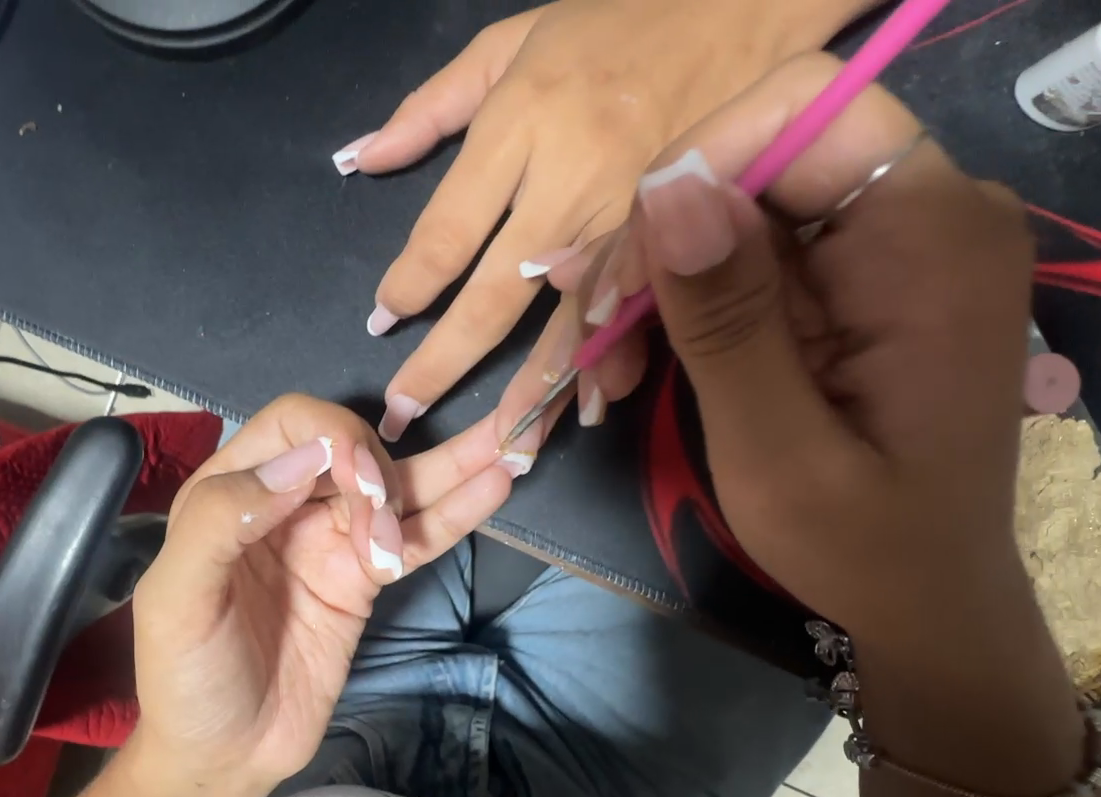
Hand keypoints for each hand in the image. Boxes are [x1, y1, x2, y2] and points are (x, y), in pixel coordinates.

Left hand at [130, 395, 520, 792]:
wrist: (225, 753)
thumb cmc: (185, 678)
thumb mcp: (177, 599)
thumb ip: (221, 520)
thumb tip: (304, 462)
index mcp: (230, 491)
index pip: (291, 427)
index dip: (329, 438)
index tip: (352, 484)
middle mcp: (286, 503)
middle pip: (351, 447)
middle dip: (378, 469)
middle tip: (383, 518)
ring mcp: (331, 540)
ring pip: (396, 487)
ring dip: (449, 464)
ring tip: (509, 440)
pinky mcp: (365, 578)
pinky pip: (415, 537)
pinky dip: (456, 511)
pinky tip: (496, 483)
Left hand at [336, 0, 867, 441]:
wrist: (740, 4)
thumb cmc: (610, 27)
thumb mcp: (509, 43)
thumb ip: (431, 106)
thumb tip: (360, 160)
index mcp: (521, 130)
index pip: (447, 231)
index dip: (409, 283)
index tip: (382, 319)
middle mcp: (569, 189)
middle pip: (494, 297)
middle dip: (444, 363)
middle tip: (404, 413)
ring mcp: (626, 225)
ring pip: (565, 327)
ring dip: (529, 393)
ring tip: (496, 447)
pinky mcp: (673, 243)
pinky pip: (638, 317)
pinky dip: (614, 367)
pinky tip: (587, 412)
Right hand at [556, 54, 1035, 640]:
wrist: (919, 599)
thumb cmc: (860, 543)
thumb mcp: (776, 446)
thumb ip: (728, 319)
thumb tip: (671, 187)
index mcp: (927, 240)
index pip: (803, 114)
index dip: (697, 167)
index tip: (625, 274)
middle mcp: (918, 219)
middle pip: (757, 163)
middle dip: (657, 244)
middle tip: (591, 338)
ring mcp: (880, 253)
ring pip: (734, 216)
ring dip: (653, 287)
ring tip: (601, 369)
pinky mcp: (845, 289)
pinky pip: (742, 264)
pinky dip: (678, 309)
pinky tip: (627, 364)